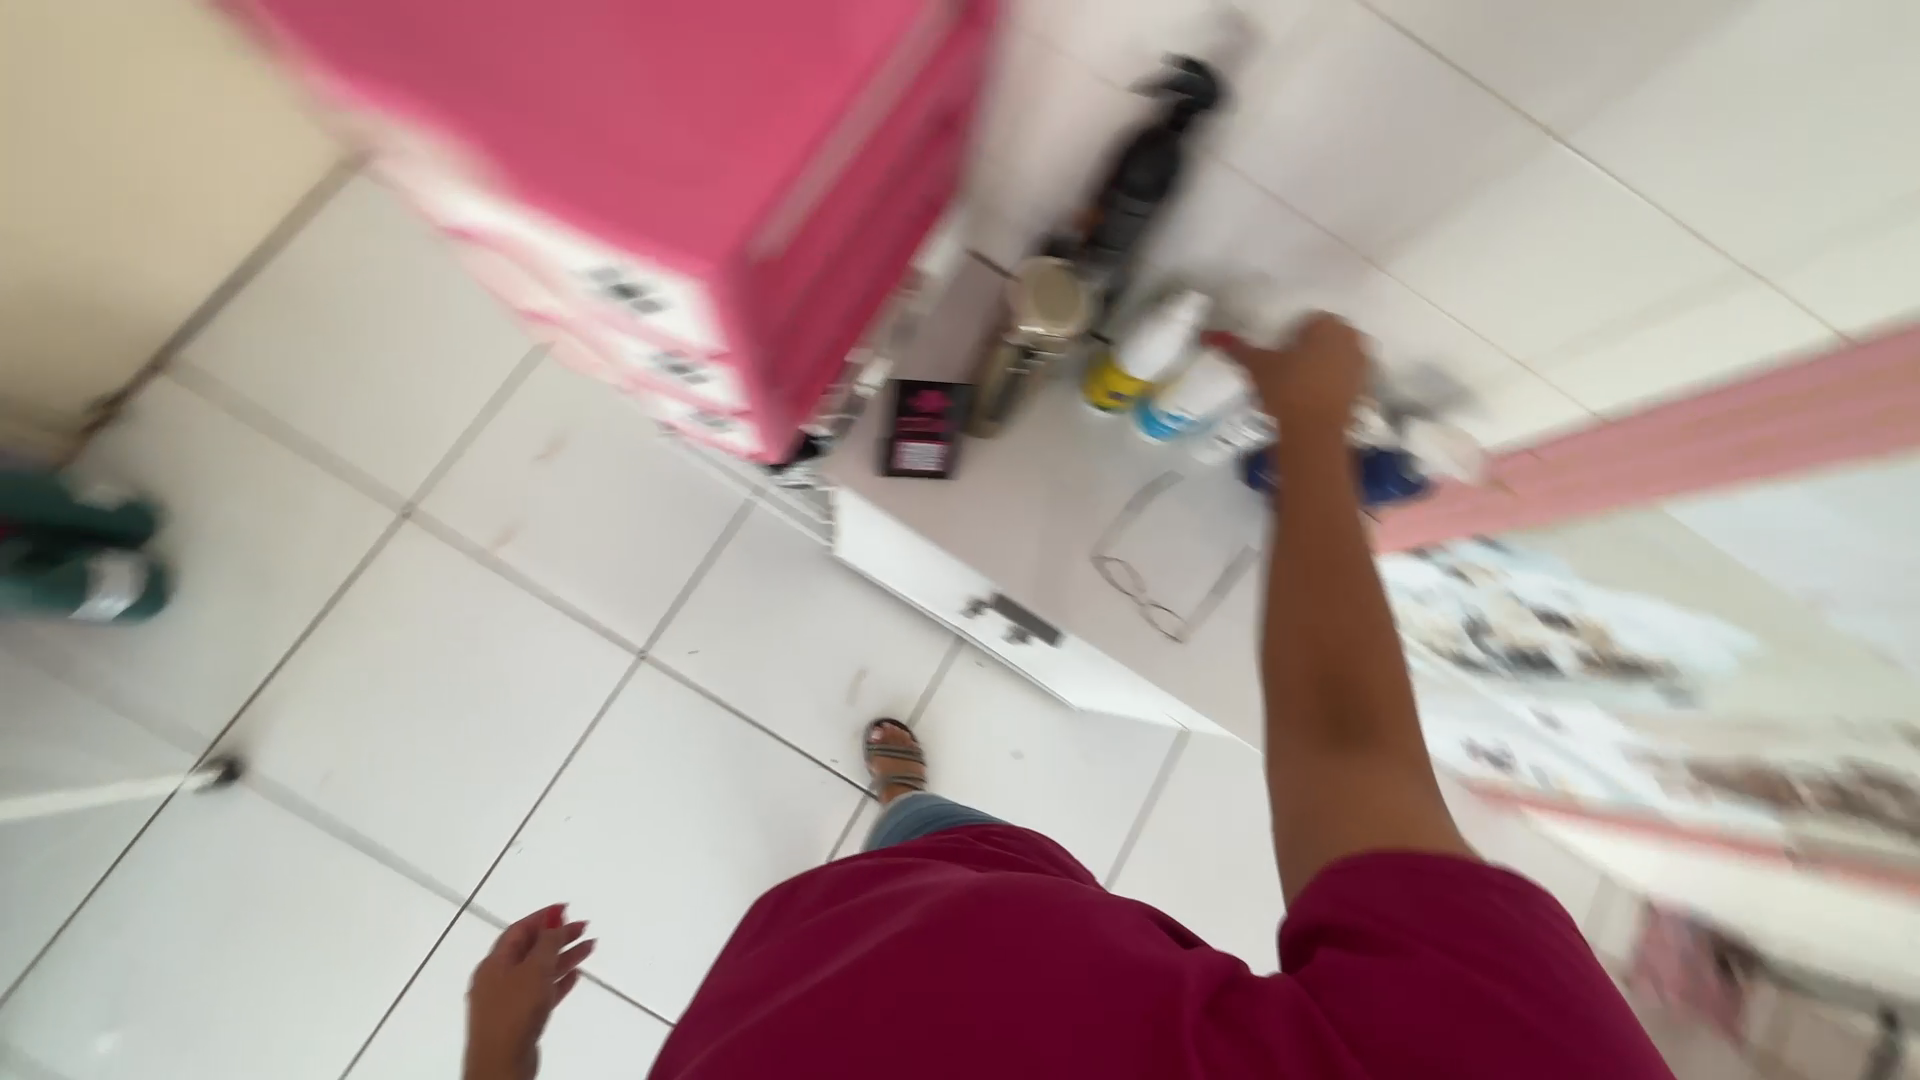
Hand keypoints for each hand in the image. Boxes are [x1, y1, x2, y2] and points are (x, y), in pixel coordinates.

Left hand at [465, 905, 594, 1079]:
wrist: (501, 1067)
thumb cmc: (515, 1011)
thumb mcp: (535, 969)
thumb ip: (548, 942)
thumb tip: (554, 920)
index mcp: (494, 964)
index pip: (519, 931)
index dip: (543, 917)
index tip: (566, 908)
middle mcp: (497, 979)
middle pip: (531, 949)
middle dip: (558, 936)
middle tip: (584, 926)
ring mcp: (506, 1001)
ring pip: (539, 970)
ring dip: (563, 957)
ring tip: (590, 947)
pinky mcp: (517, 1020)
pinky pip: (540, 992)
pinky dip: (557, 981)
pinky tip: (575, 976)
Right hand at [1204, 313, 1370, 438]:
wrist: (1314, 433)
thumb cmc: (1286, 390)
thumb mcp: (1257, 367)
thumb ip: (1237, 349)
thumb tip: (1207, 335)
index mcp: (1328, 324)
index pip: (1308, 322)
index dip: (1291, 338)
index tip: (1278, 357)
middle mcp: (1352, 338)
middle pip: (1326, 339)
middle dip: (1310, 350)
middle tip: (1287, 372)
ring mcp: (1364, 365)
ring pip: (1338, 359)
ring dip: (1324, 368)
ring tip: (1300, 389)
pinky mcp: (1367, 390)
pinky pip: (1347, 382)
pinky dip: (1335, 388)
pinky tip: (1314, 403)